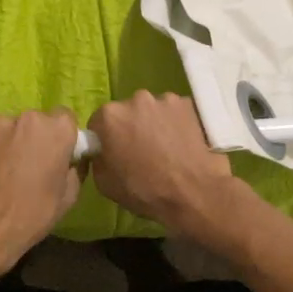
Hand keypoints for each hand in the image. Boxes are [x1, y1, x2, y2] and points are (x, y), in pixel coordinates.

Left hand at [0, 110, 82, 281]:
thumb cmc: (31, 214)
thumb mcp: (68, 197)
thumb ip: (76, 169)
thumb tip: (72, 161)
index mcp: (57, 130)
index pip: (66, 118)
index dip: (64, 137)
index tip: (59, 156)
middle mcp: (28, 118)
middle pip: (38, 122)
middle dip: (38, 138)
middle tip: (33, 165)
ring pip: (13, 128)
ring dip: (15, 142)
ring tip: (8, 170)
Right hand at [87, 92, 236, 233]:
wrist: (193, 192)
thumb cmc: (145, 190)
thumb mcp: (104, 183)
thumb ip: (99, 158)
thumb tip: (103, 152)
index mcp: (109, 116)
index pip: (98, 122)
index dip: (104, 138)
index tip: (113, 152)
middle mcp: (135, 99)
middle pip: (126, 112)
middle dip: (130, 127)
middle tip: (140, 151)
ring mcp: (164, 100)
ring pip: (152, 111)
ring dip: (153, 124)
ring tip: (164, 148)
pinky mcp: (188, 105)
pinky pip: (174, 113)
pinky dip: (175, 123)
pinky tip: (181, 144)